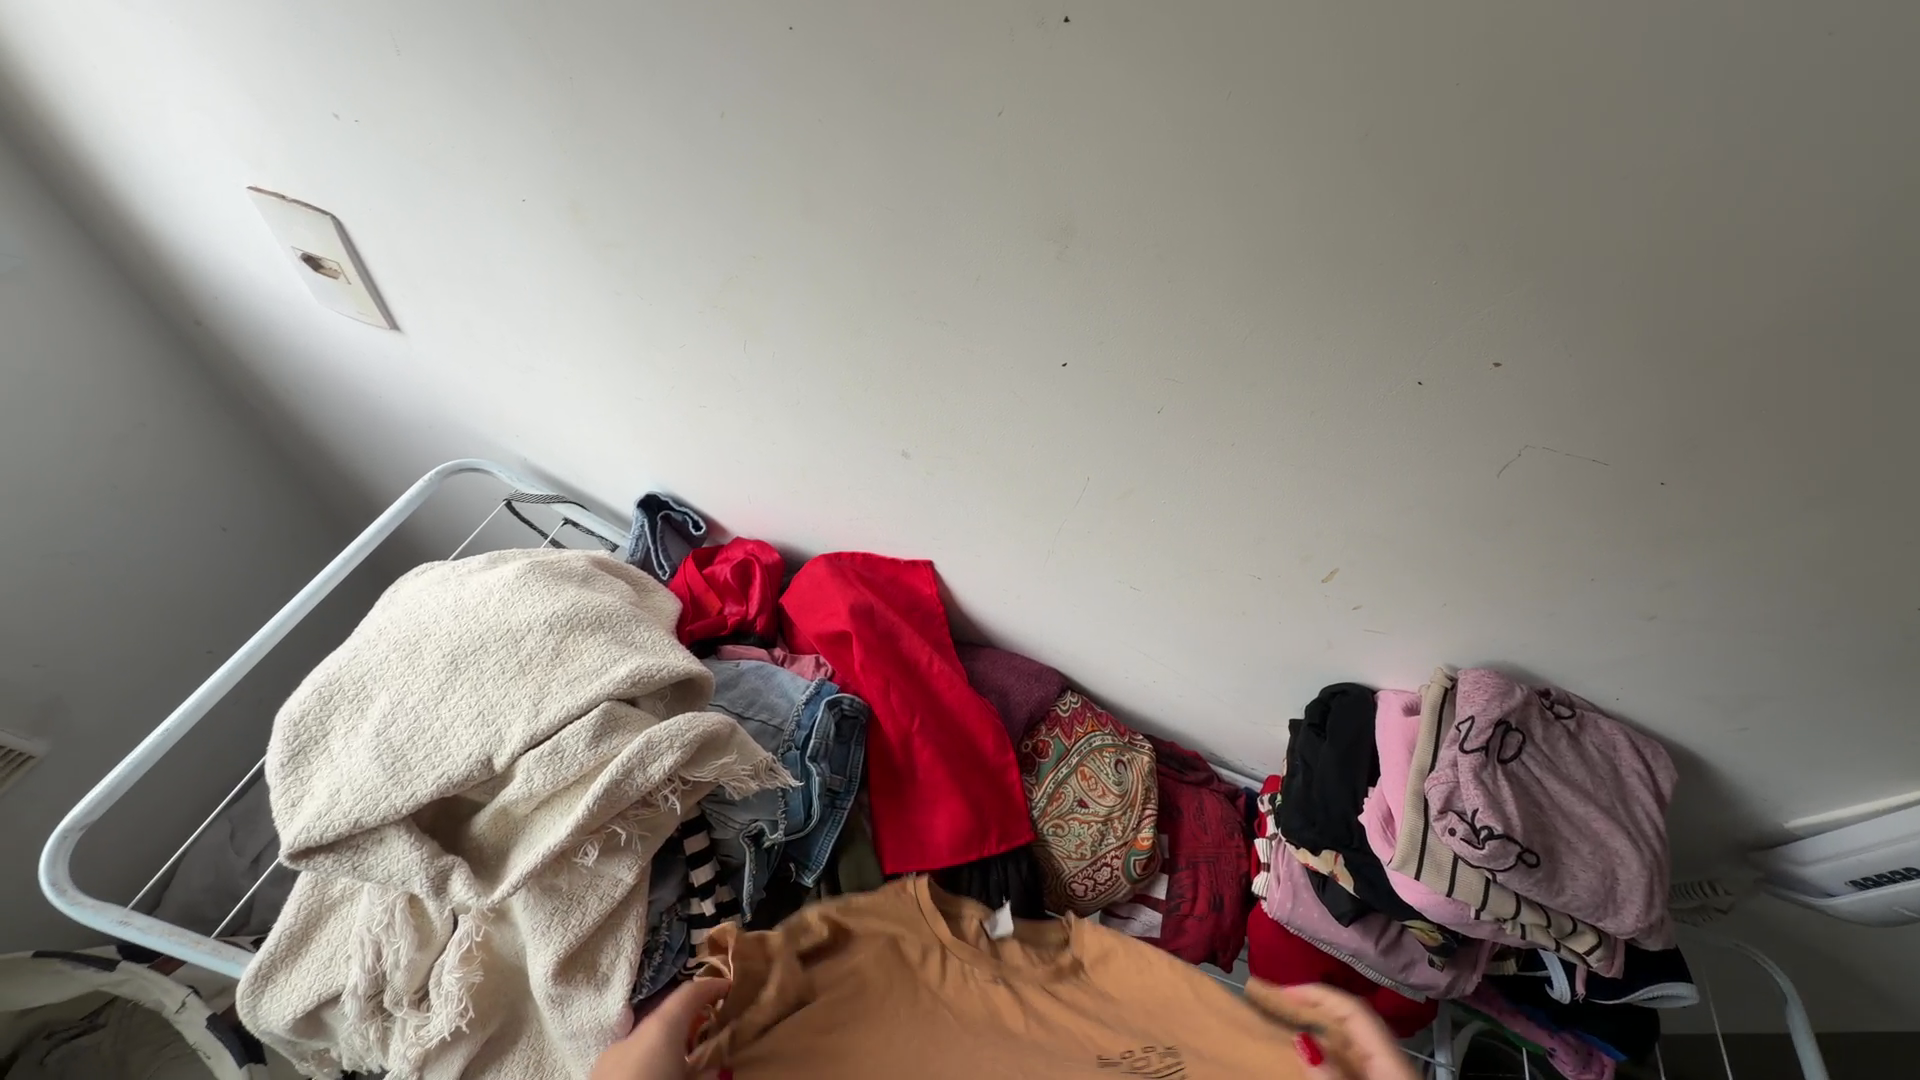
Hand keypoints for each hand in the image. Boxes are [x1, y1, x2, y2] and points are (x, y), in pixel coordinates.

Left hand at [590, 979, 730, 1079]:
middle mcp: (631, 1036)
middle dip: (687, 1022)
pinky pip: (628, 1063)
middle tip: (709, 1031)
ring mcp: (608, 1059)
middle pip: (665, 1017)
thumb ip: (707, 1076)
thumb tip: (715, 1070)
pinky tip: (654, 1079)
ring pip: (644, 1042)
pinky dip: (646, 1065)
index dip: (711, 986)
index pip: (689, 992)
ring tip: (682, 1062)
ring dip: (665, 1047)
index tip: (728, 988)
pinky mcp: (594, 1079)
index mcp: (659, 1030)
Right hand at [1244, 981, 1418, 1079]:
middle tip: (1272, 1009)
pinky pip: (1353, 1072)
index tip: (1277, 994)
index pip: (1353, 1011)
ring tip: (1282, 1037)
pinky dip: (1329, 1064)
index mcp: (1391, 1065)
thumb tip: (1302, 1041)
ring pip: (1351, 1050)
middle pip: (1352, 1027)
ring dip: (1319, 1037)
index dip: (1316, 994)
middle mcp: (1391, 1069)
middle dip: (1313, 1011)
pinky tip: (1308, 1072)